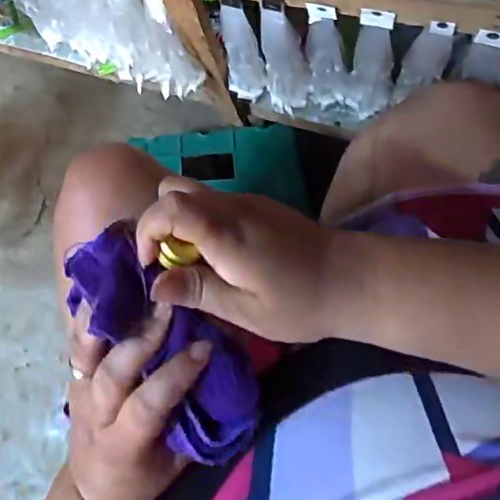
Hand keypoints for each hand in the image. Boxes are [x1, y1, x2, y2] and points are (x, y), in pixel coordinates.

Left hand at [66, 302, 211, 499]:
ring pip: (84, 352)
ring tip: (128, 286)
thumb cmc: (142, 478)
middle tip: (168, 305)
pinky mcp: (70, 376)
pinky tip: (101, 287)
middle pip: (113, 372)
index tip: (204, 347)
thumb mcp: (173, 463)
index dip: (176, 374)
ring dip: (106, 318)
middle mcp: (96, 415)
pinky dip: (86, 314)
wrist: (91, 488)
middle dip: (142, 337)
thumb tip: (223, 373)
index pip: (147, 405)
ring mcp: (77, 392)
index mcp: (124, 444)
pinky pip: (74, 341)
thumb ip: (193, 420)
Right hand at [135, 176, 340, 343]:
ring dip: (179, 220)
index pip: (168, 206)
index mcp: (224, 232)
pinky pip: (213, 200)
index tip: (149, 263)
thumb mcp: (246, 311)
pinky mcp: (256, 203)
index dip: (147, 229)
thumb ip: (198, 291)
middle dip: (158, 219)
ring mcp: (244, 200)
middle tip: (170, 260)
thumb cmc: (299, 303)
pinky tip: (220, 255)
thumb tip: (154, 284)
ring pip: (192, 190)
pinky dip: (200, 219)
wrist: (352, 278)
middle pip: (173, 187)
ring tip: (194, 261)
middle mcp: (230, 206)